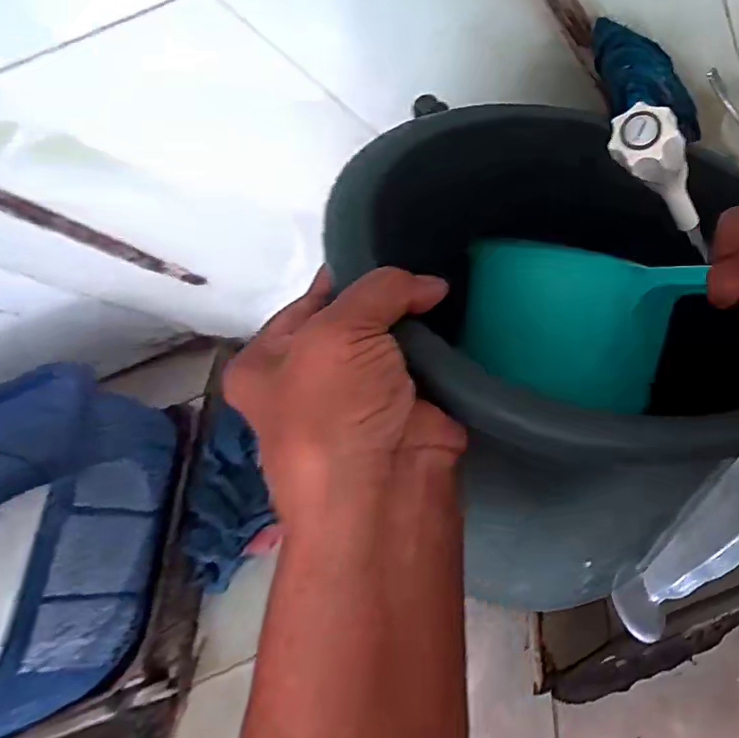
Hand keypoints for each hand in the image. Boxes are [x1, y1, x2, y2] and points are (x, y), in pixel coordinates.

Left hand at [223, 267, 467, 537]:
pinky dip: (450, 346)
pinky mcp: (416, 402)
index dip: (355, 275)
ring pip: (402, 338)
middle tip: (434, 271)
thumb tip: (432, 285)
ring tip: (457, 289)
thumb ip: (379, 291)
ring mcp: (369, 390)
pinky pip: (434, 361)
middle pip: (363, 317)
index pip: (315, 299)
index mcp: (271, 359)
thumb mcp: (336, 333)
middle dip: (397, 296)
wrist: (383, 483)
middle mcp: (316, 374)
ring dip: (427, 321)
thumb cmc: (334, 410)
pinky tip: (467, 323)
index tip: (399, 253)